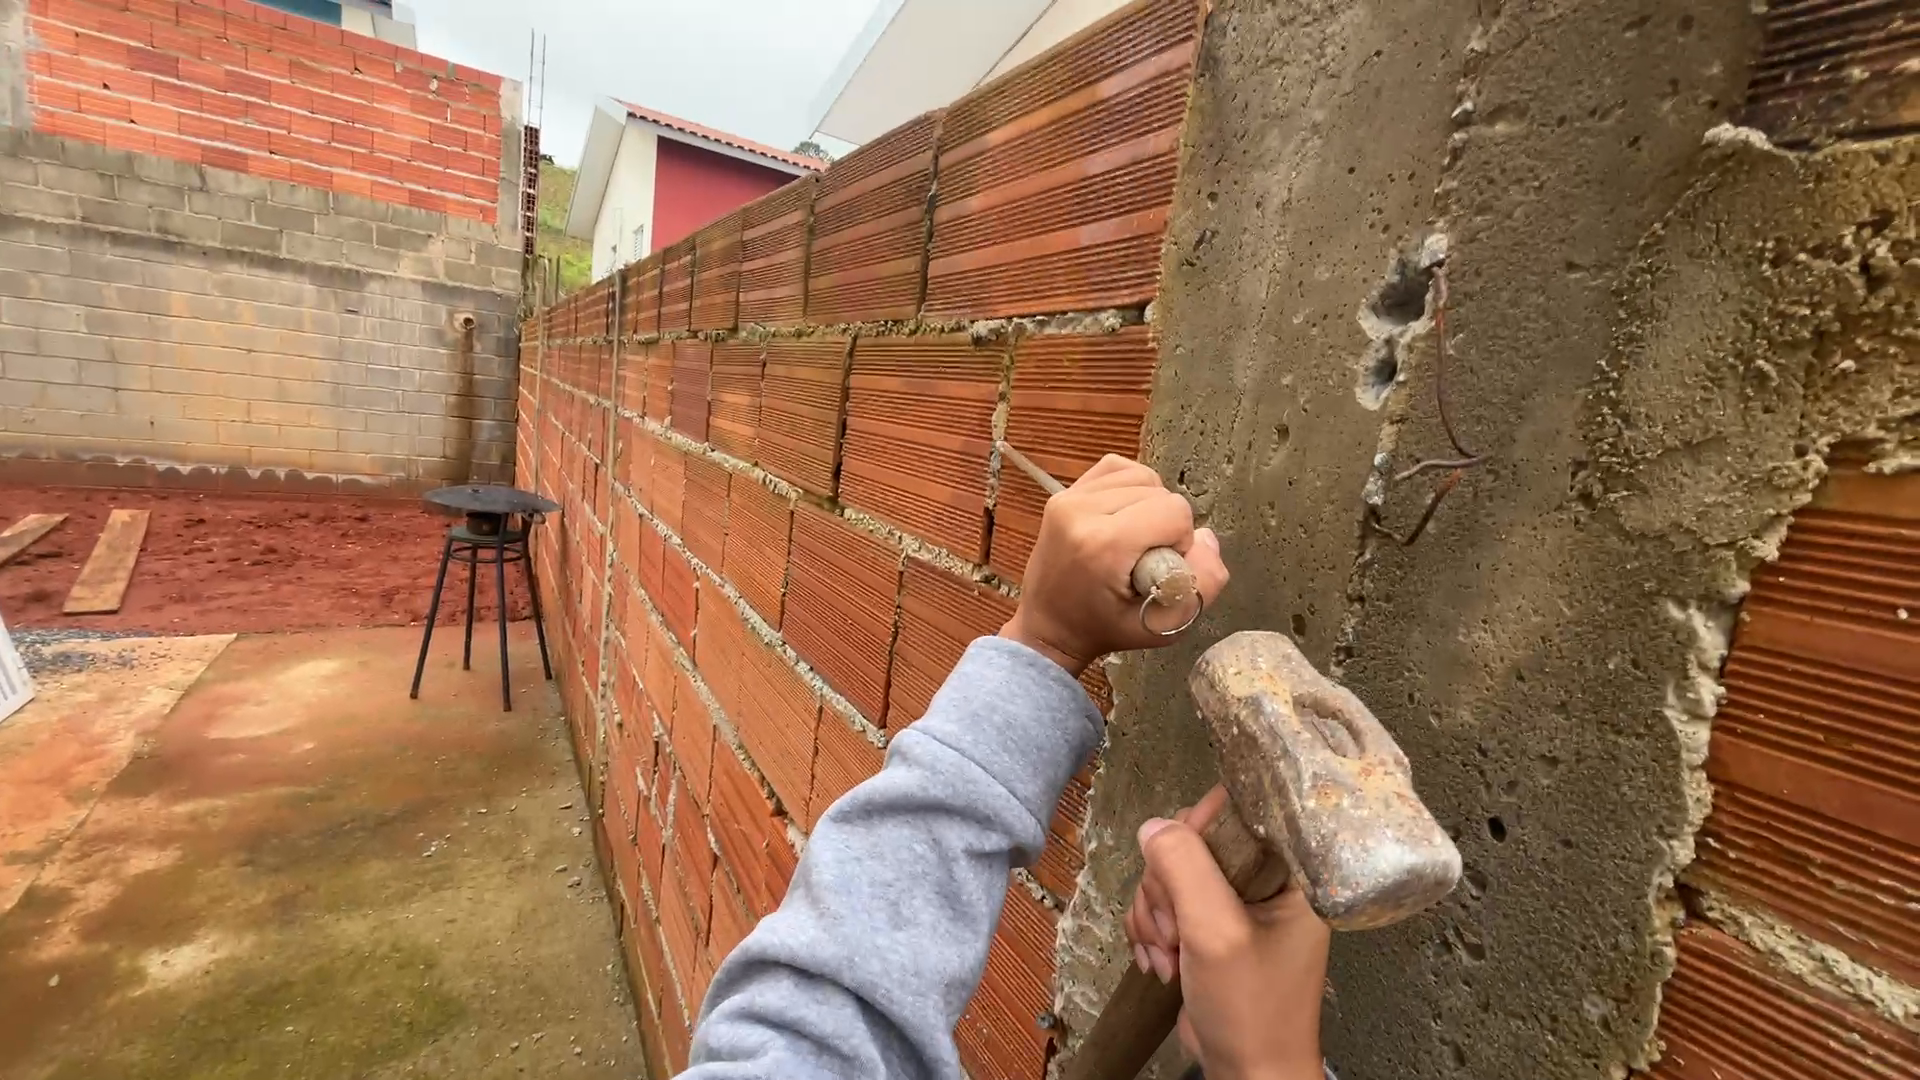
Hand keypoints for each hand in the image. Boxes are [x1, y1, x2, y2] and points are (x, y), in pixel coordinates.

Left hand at [999, 454, 1228, 674]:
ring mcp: (1068, 498)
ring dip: (1150, 504)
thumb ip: (1203, 584)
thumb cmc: (1103, 628)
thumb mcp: (1165, 626)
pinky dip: (1131, 488)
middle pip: (1159, 491)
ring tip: (1135, 539)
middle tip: (1145, 558)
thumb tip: (1206, 536)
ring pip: (1141, 476)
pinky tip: (1125, 517)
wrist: (1048, 626)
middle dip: (1165, 524)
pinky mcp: (1064, 493)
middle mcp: (1080, 512)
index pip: (1174, 511)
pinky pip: (1116, 468)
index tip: (1160, 566)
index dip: (1181, 540)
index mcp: (1103, 545)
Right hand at [1126, 787, 1330, 1079]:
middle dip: (1166, 888)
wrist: (1245, 1079)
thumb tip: (1152, 826)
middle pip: (1188, 843)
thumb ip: (1184, 868)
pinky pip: (1159, 902)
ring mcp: (1228, 905)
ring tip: (1170, 956)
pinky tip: (1160, 962)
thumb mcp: (1216, 932)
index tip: (1182, 867)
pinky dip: (1150, 930)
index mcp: (1285, 874)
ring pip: (1167, 873)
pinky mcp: (1203, 926)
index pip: (1235, 812)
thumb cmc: (1250, 1010)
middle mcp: (1258, 882)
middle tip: (1177, 930)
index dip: (1197, 830)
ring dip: (1154, 915)